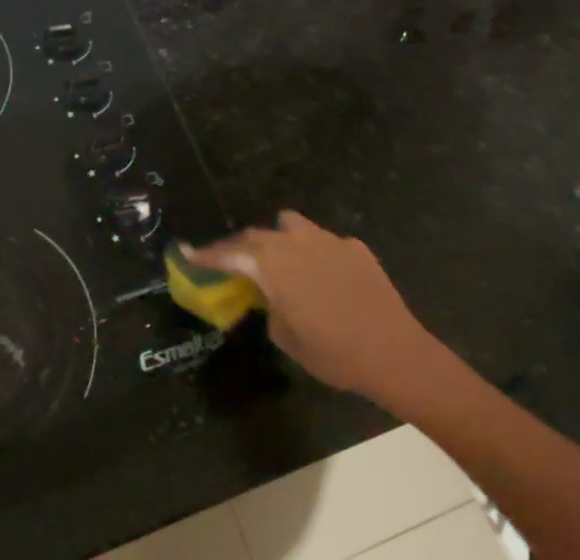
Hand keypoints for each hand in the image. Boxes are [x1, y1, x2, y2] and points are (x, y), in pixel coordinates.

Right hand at [184, 212, 439, 399]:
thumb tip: (271, 296)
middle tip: (229, 262)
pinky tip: (322, 275)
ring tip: (277, 259)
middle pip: (257, 235)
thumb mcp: (286, 337)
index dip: (206, 255)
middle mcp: (295, 241)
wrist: (393, 352)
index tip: (186, 253)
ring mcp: (328, 240)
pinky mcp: (355, 247)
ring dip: (277, 238)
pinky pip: (323, 241)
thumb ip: (270, 307)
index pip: (230, 254)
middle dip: (240, 247)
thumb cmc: (332, 352)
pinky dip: (313, 252)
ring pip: (291, 225)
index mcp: (272, 263)